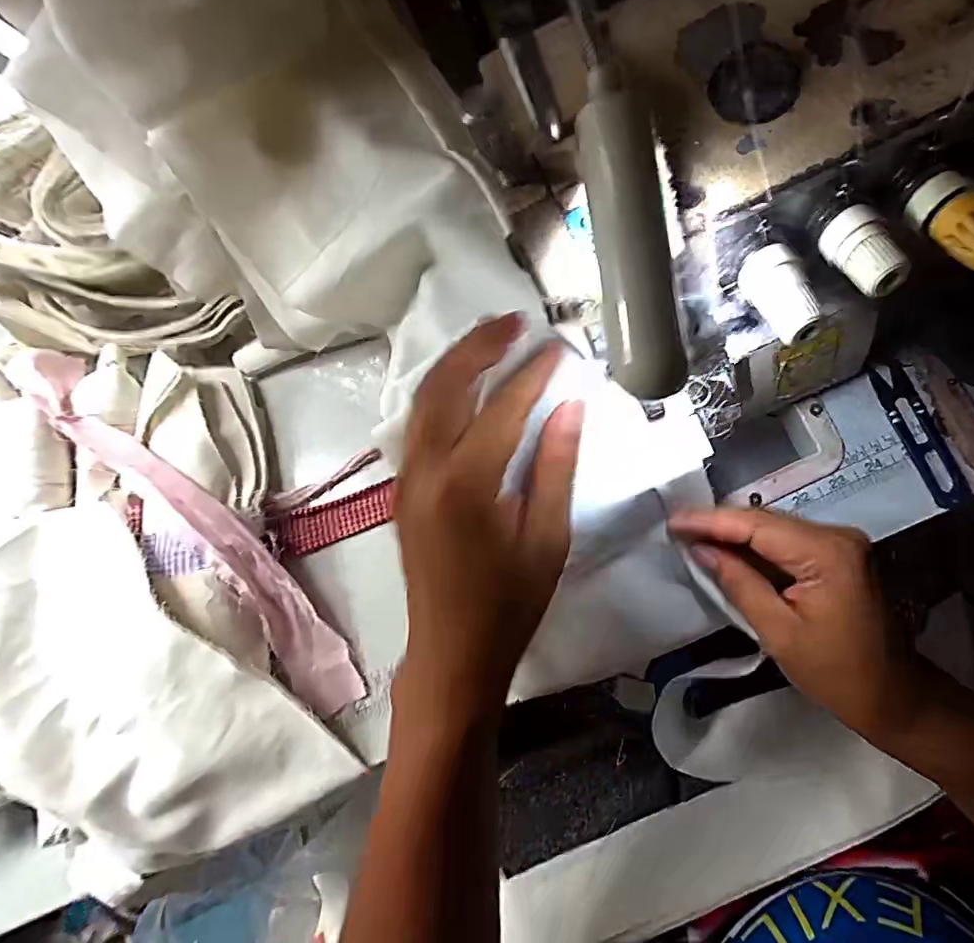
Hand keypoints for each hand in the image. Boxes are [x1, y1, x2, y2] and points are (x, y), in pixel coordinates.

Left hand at [394, 314, 583, 724]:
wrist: (451, 651)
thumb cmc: (510, 603)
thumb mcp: (548, 538)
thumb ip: (556, 466)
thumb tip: (570, 406)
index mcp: (467, 485)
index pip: (504, 409)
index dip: (535, 374)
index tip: (560, 348)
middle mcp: (426, 470)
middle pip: (446, 387)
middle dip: (480, 347)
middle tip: (515, 322)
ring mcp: (407, 477)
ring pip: (424, 399)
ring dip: (457, 363)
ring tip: (492, 338)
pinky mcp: (403, 487)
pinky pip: (419, 423)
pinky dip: (443, 390)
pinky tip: (467, 383)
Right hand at [668, 508, 930, 742]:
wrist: (893, 694)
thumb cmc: (837, 674)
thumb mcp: (779, 633)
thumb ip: (739, 584)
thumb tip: (702, 550)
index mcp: (827, 553)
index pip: (757, 525)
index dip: (711, 521)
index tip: (674, 521)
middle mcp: (838, 535)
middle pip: (767, 520)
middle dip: (720, 524)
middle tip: (678, 529)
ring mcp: (841, 541)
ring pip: (776, 527)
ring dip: (736, 533)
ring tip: (694, 537)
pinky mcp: (839, 552)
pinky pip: (789, 540)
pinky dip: (758, 546)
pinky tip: (729, 549)